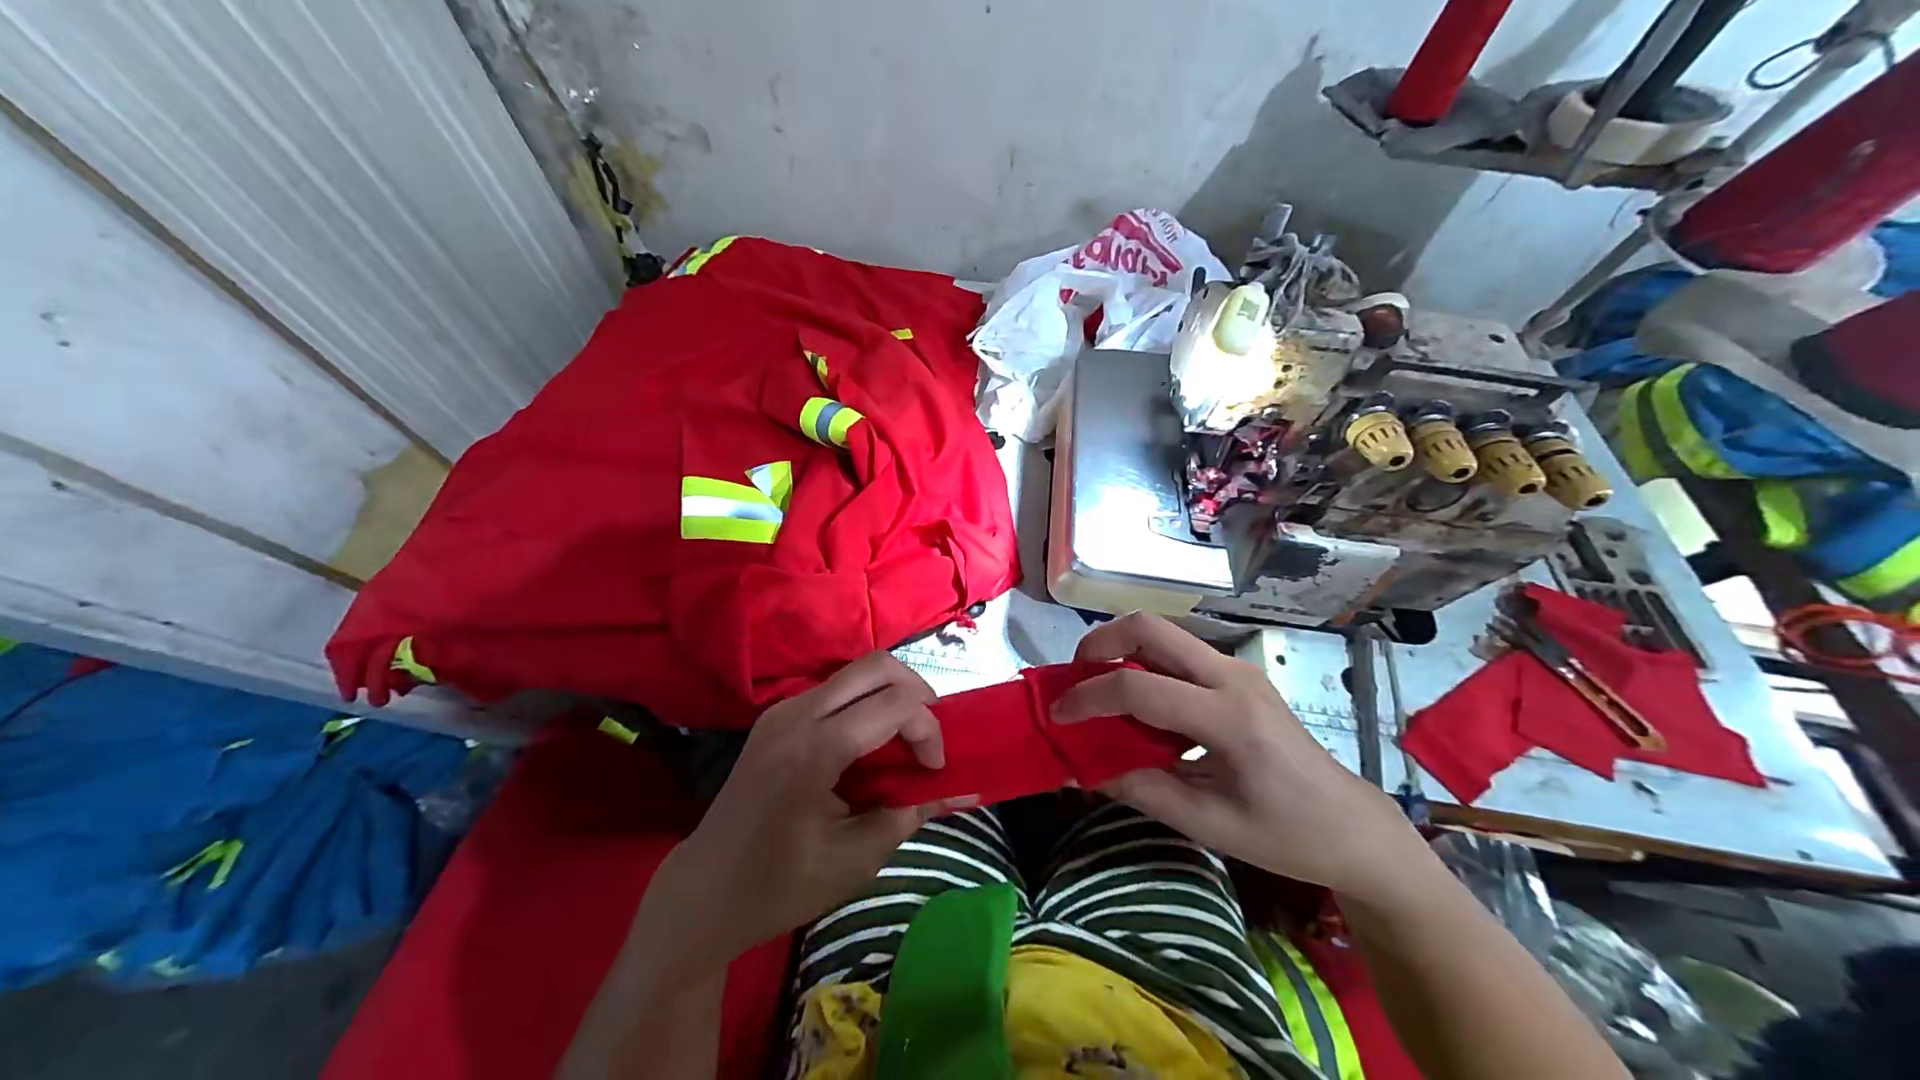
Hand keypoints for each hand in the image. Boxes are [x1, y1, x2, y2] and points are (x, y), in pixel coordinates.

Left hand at [635, 653, 972, 970]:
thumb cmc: (779, 886)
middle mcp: (796, 715)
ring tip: (905, 742)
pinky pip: (835, 690)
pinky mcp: (777, 718)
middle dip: (917, 693)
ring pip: (856, 673)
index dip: (928, 731)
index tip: (934, 773)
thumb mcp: (856, 859)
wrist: (704, 892)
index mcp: (813, 750)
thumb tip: (963, 792)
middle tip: (929, 738)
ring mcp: (782, 711)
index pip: (894, 705)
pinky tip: (871, 745)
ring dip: (891, 695)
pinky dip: (867, 704)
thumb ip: (911, 814)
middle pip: (876, 667)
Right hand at [1052, 613, 1428, 903]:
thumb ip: (1141, 790)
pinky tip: (1137, 706)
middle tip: (1075, 678)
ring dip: (1120, 650)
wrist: (1352, 826)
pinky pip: (1178, 653)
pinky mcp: (1238, 675)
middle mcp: (1232, 678)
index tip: (1056, 715)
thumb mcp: (1208, 825)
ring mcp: (1238, 670)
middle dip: (1100, 643)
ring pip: (1163, 634)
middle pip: (1150, 627)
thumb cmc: (1285, 834)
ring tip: (1097, 692)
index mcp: (1229, 719)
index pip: (1139, 688)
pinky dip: (1143, 665)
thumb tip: (1081, 771)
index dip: (1088, 698)